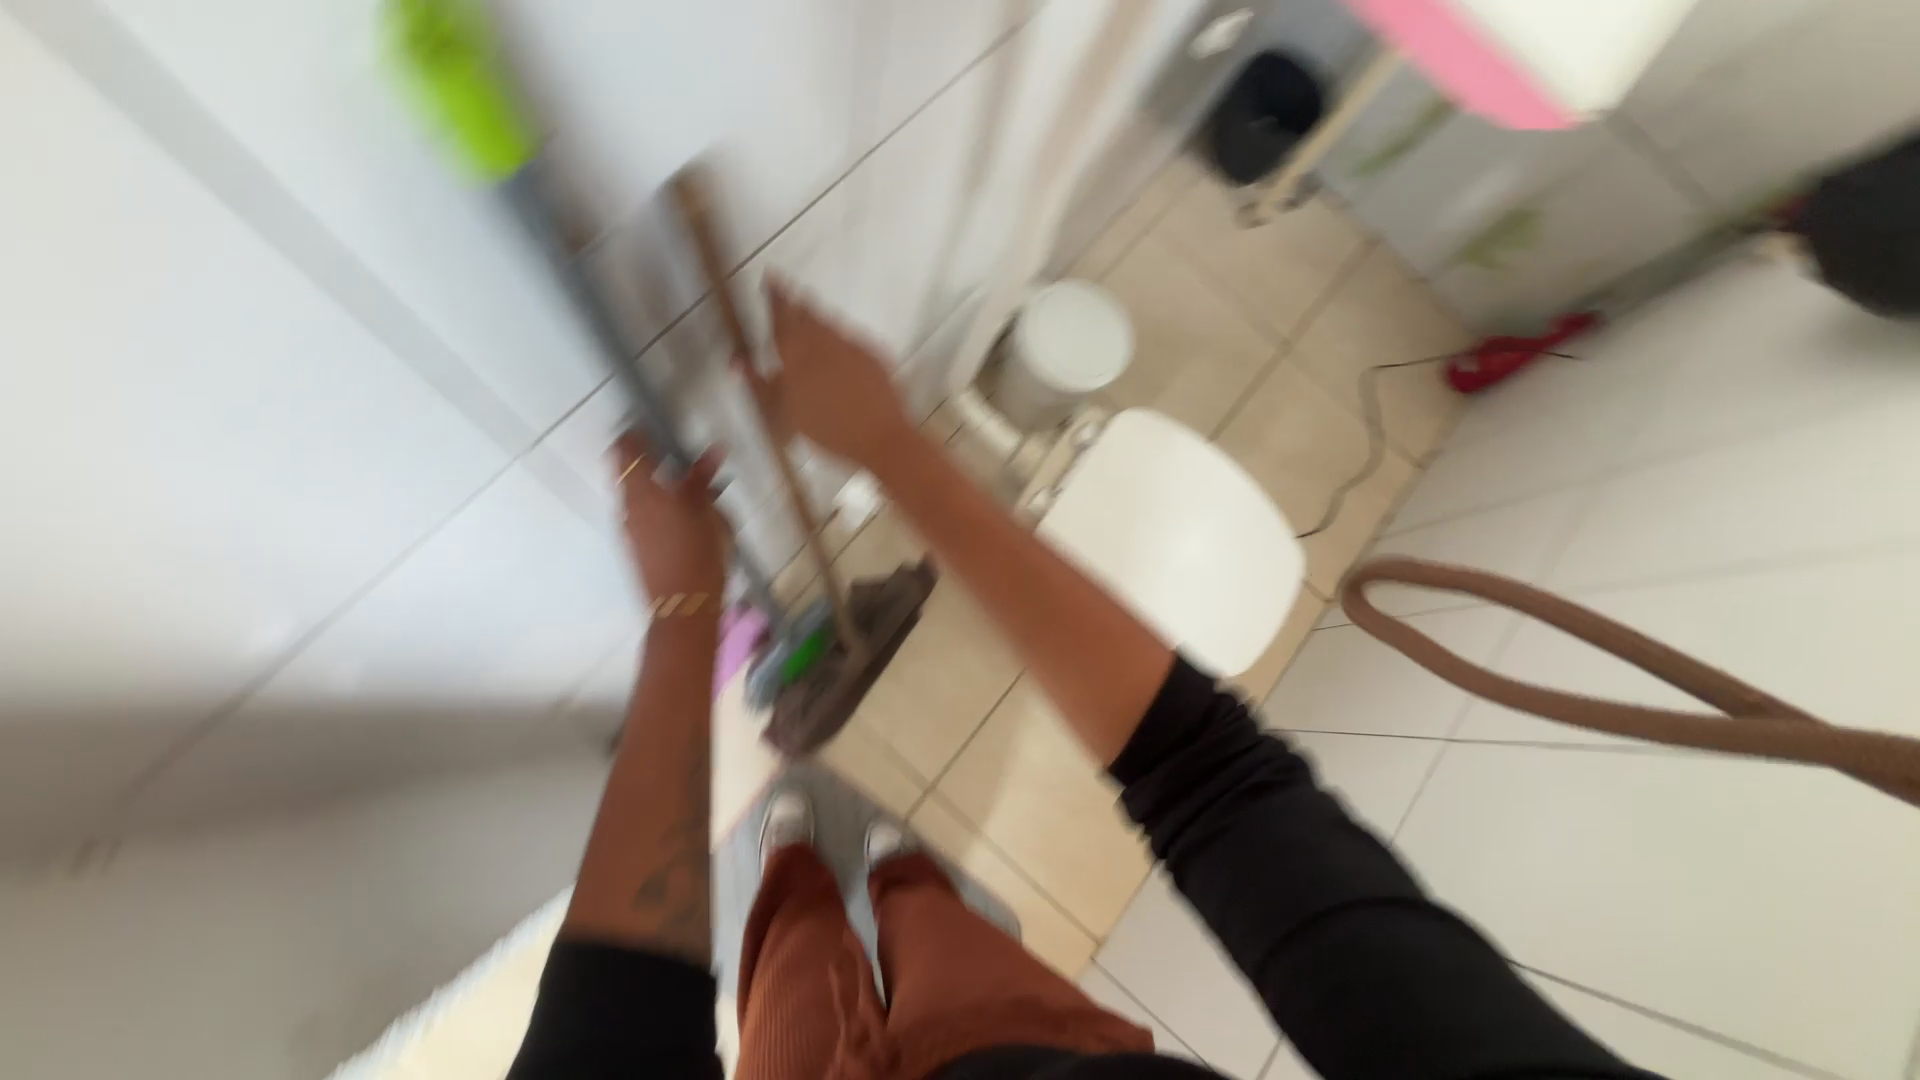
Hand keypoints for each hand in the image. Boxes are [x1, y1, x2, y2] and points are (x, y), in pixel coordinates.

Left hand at [611, 433, 726, 604]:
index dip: (635, 435)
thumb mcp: (708, 514)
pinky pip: (641, 515)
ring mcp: (628, 529)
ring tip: (687, 488)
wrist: (682, 608)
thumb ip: (702, 481)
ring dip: (653, 485)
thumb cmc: (699, 555)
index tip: (653, 427)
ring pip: (634, 495)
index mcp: (642, 492)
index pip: (626, 450)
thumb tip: (711, 452)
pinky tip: (682, 516)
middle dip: (648, 461)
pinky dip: (655, 506)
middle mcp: (627, 506)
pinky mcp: (635, 547)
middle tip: (676, 456)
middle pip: (627, 472)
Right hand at [747, 277, 915, 466]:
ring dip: (816, 314)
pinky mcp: (874, 354)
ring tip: (807, 311)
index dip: (773, 296)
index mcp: (796, 354)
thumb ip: (759, 384)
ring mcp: (852, 345)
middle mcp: (824, 341)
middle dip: (794, 299)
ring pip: (829, 321)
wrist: (882, 439)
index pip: (780, 316)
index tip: (769, 278)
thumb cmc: (828, 432)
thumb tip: (736, 362)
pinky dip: (838, 334)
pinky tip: (837, 345)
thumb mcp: (784, 413)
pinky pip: (851, 336)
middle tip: (785, 288)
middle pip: (806, 312)